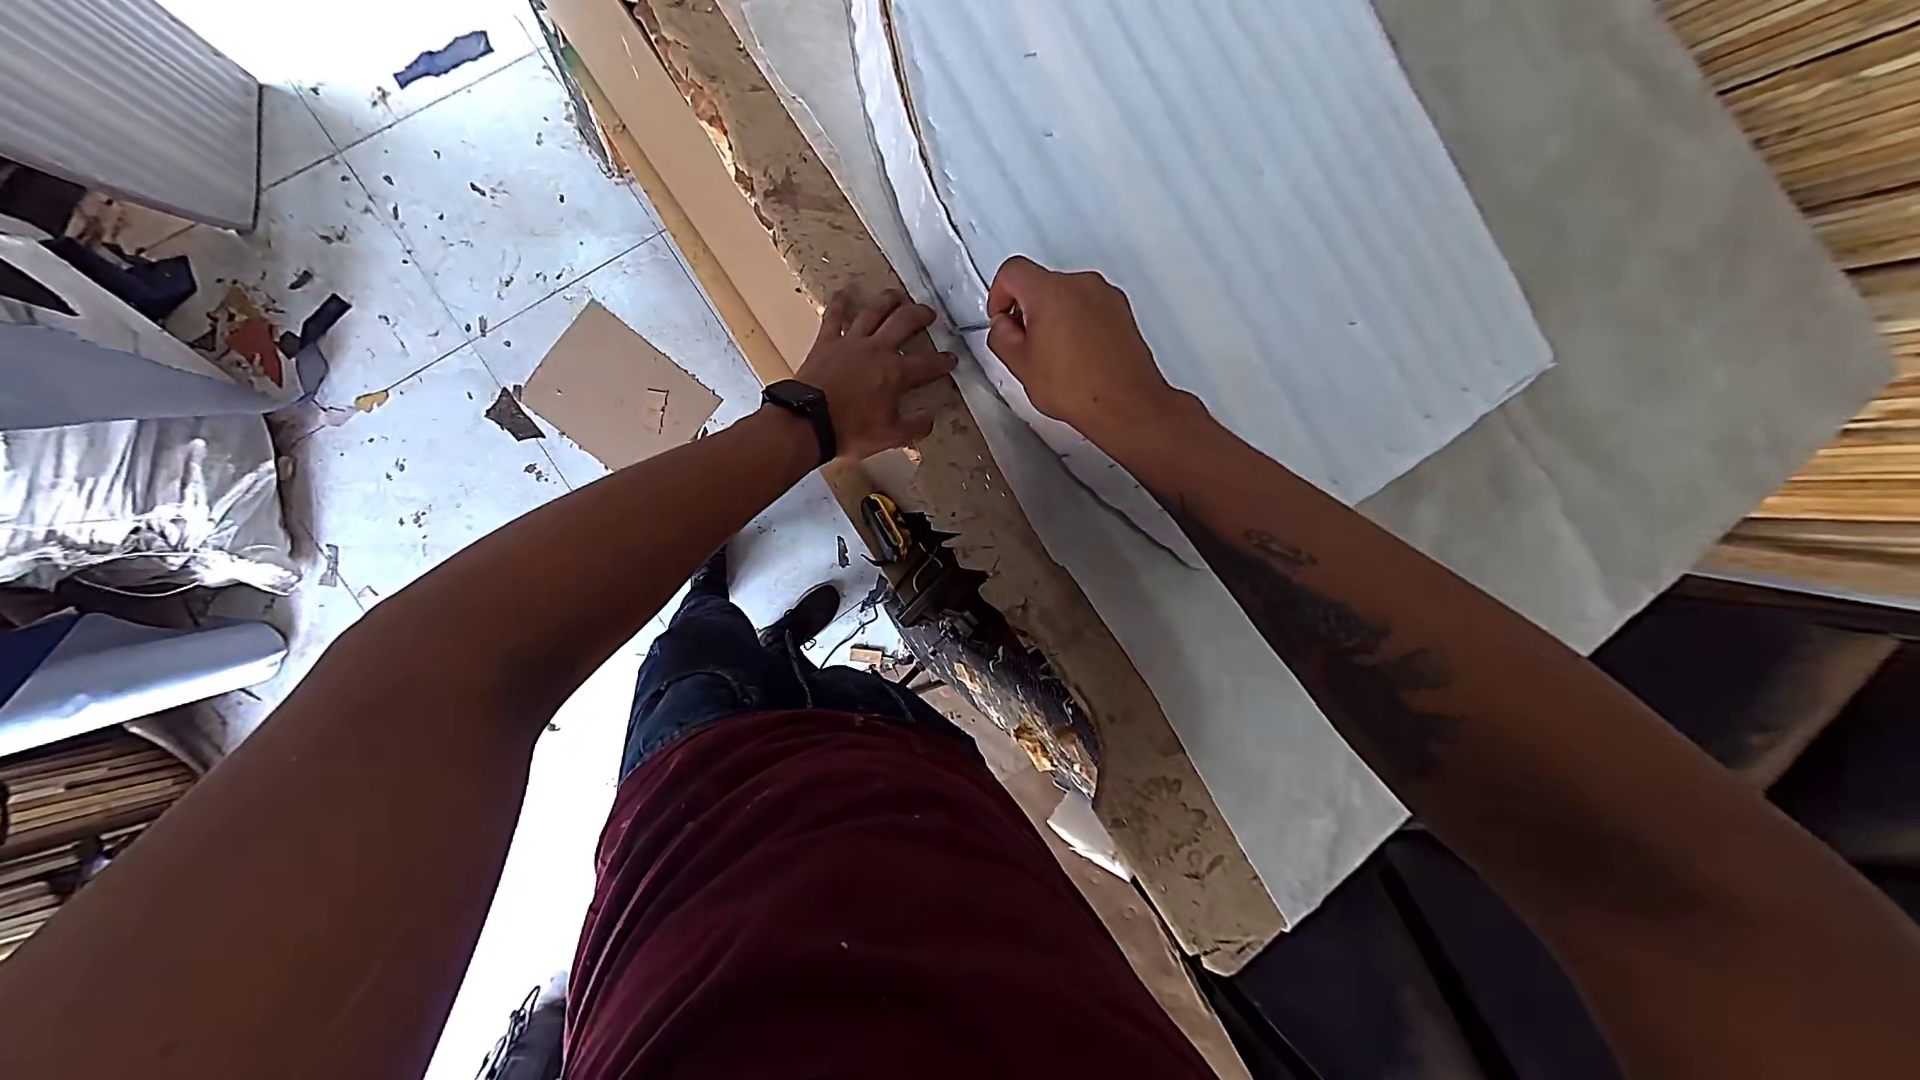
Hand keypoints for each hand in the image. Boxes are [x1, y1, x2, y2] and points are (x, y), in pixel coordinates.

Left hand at [794, 290, 957, 459]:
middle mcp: (877, 350)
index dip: (943, 361)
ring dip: (889, 301)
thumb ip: (915, 426)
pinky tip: (844, 294)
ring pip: (874, 312)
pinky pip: (835, 316)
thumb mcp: (890, 436)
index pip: (928, 364)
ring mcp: (850, 342)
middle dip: (920, 316)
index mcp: (896, 373)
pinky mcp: (827, 341)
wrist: (808, 422)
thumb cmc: (850, 430)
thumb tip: (929, 418)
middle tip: (929, 314)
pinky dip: (840, 304)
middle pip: (904, 323)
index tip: (951, 359)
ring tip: (898, 296)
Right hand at [986, 256, 1197, 444]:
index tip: (1000, 313)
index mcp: (1050, 292)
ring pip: (1067, 294)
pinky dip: (1077, 322)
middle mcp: (1081, 285)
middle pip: (1041, 282)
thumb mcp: (1021, 366)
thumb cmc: (1080, 388)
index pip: (1012, 272)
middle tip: (1022, 341)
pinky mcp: (1121, 310)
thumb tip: (1001, 328)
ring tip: (1051, 356)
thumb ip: (1001, 337)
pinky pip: (1089, 306)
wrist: (1125, 404)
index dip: (998, 294)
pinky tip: (1074, 356)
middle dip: (1027, 309)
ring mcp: (1105, 296)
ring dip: (1053, 317)